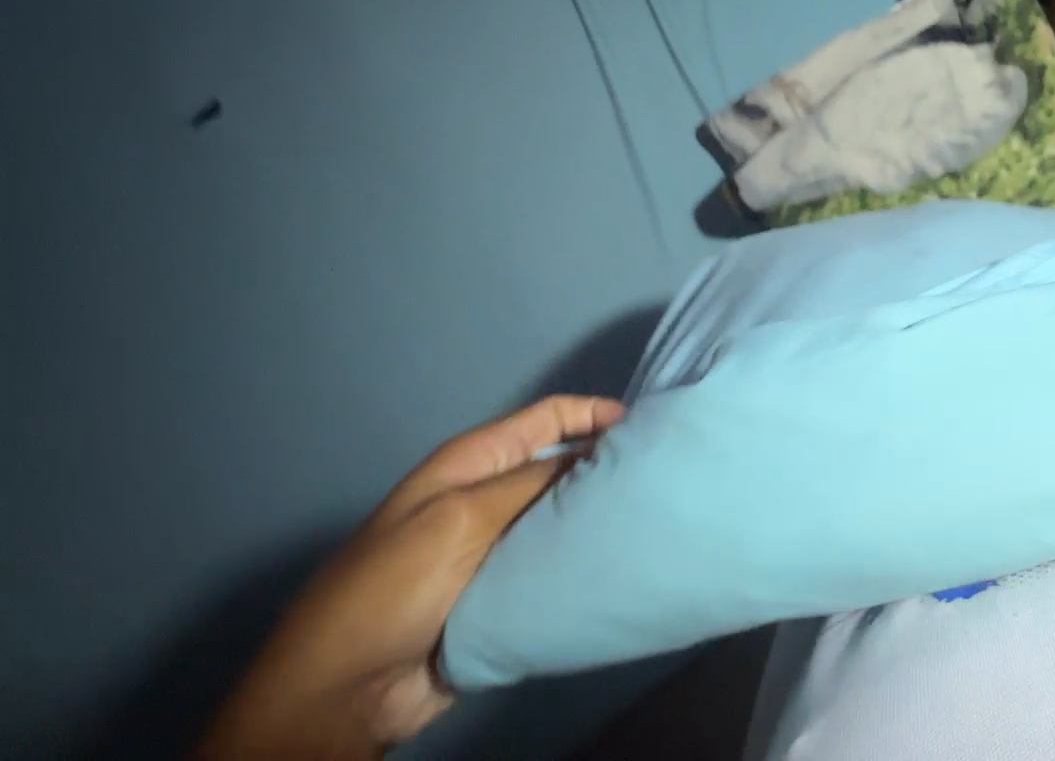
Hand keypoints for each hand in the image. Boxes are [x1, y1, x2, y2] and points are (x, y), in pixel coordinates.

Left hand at [199, 395, 625, 759]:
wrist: (346, 691)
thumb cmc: (394, 588)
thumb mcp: (460, 518)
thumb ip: (531, 480)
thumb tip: (598, 451)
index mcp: (475, 463)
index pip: (548, 417)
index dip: (596, 413)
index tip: (645, 427)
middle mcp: (492, 495)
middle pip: (563, 463)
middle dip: (607, 464)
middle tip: (658, 474)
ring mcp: (501, 543)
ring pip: (567, 514)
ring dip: (601, 513)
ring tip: (651, 514)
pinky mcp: (511, 588)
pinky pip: (560, 560)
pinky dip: (588, 555)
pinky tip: (621, 557)